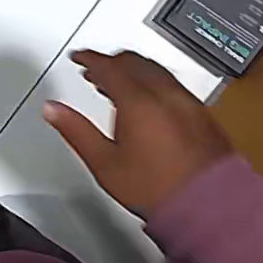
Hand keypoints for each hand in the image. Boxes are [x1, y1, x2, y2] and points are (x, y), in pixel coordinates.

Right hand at [43, 50, 232, 215]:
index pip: (108, 66)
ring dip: (133, 68)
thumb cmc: (157, 189)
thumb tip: (52, 109)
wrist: (210, 206)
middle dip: (111, 61)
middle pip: (133, 61)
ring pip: (155, 69)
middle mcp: (164, 94)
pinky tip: (148, 97)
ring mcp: (186, 100)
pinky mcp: (201, 111)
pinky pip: (172, 82)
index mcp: (138, 101)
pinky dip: (153, 79)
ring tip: (118, 82)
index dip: (89, 58)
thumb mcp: (105, 163)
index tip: (79, 57)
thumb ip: (76, 130)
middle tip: (95, 68)